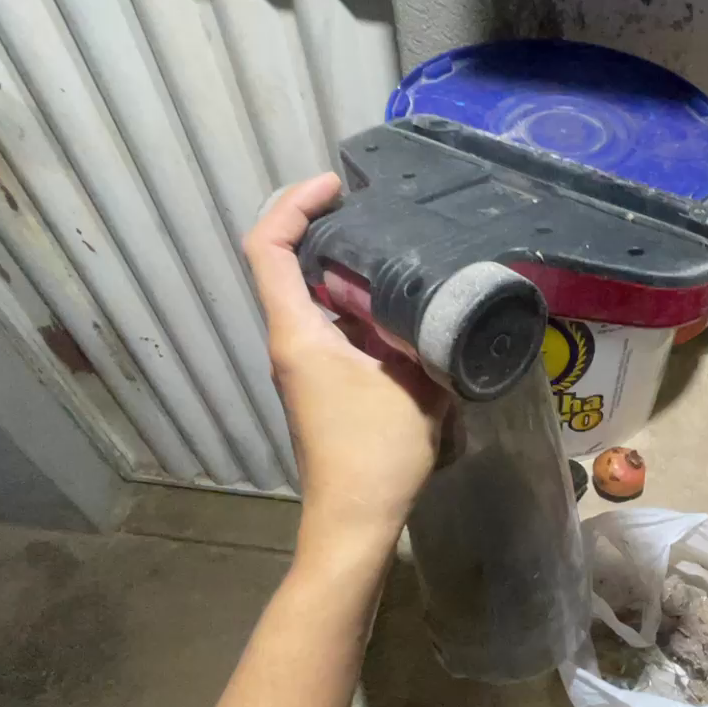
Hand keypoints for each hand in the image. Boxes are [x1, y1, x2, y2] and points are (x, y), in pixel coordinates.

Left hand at [244, 173, 445, 534]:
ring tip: (401, 261)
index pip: (267, 246)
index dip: (294, 204)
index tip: (335, 187)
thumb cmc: (377, 453)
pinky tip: (404, 315)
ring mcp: (303, 366)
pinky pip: (334, 329)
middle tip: (378, 218)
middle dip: (326, 231)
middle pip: (287, 265)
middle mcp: (290, 342)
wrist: (353, 518)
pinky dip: (361, 311)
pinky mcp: (322, 386)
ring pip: (315, 300)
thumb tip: (440, 311)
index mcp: (299, 333)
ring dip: (349, 275)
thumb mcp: (415, 388)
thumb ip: (424, 341)